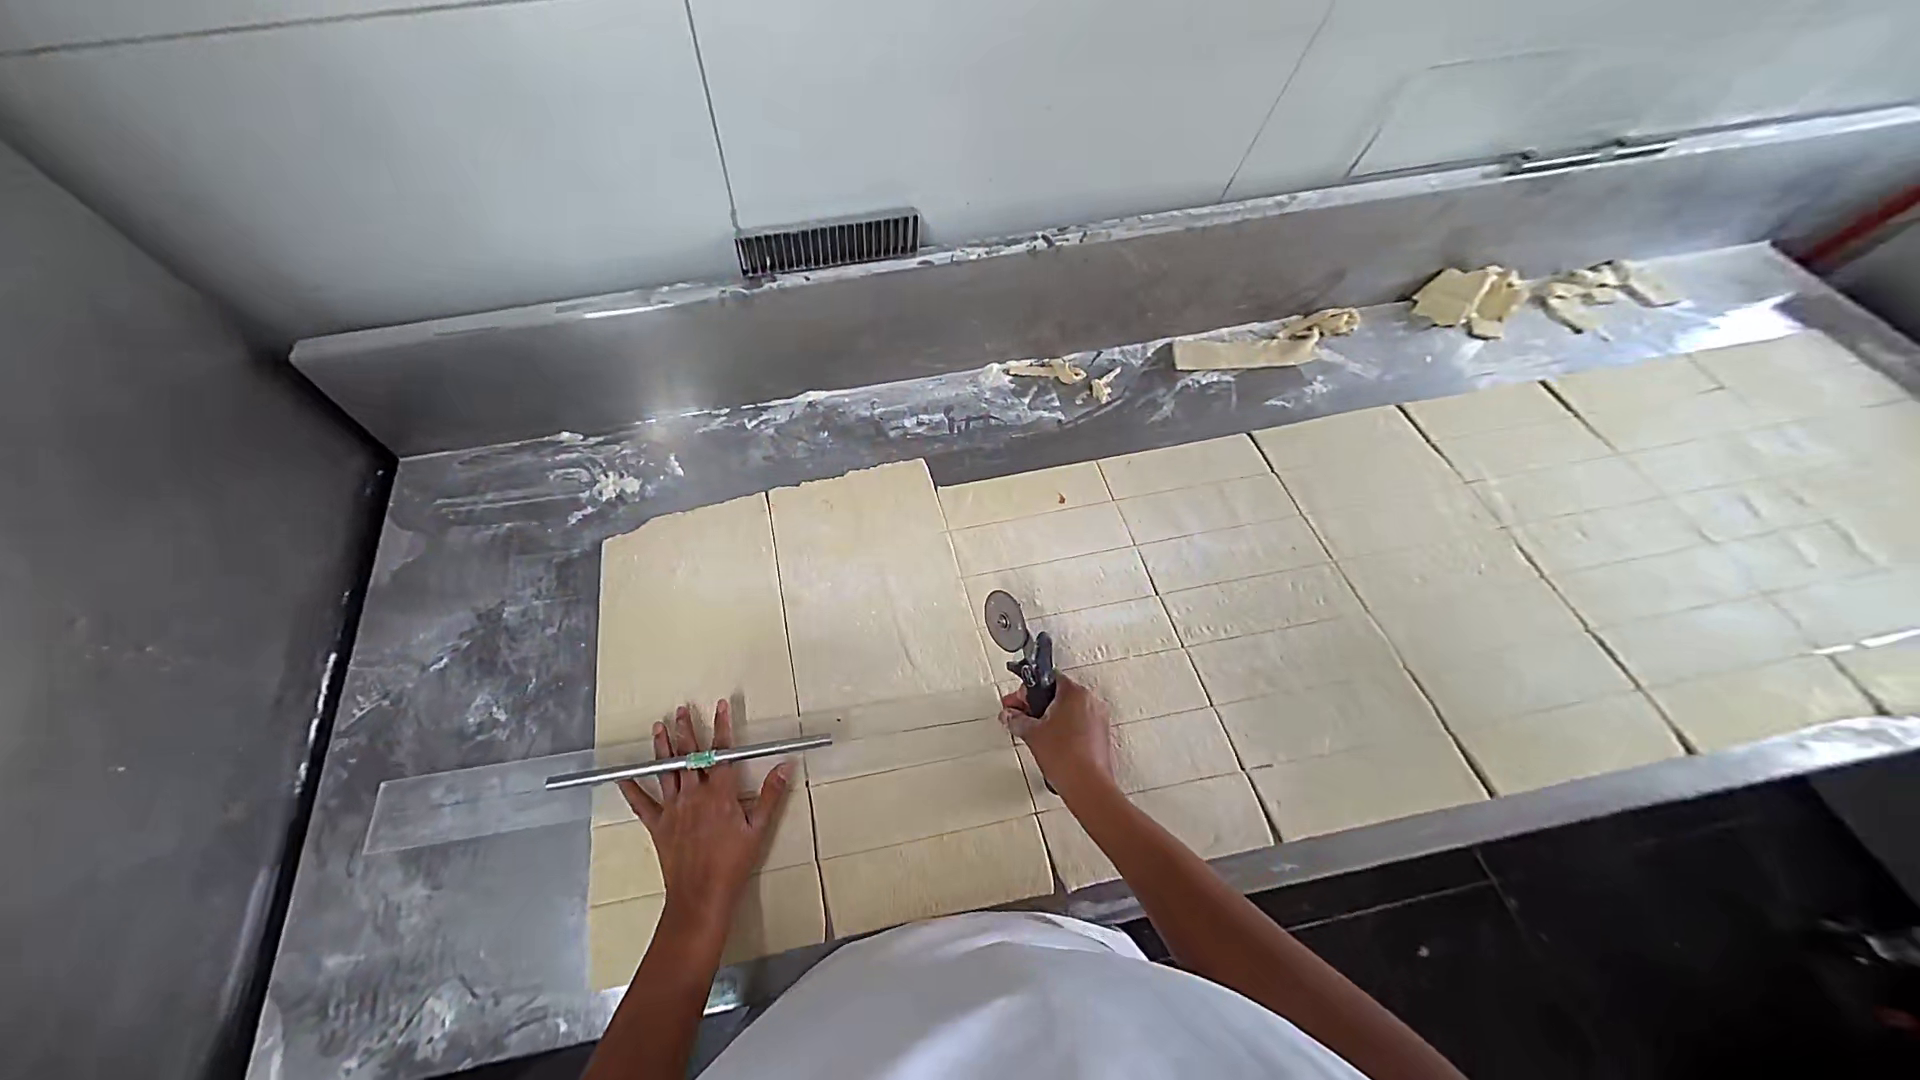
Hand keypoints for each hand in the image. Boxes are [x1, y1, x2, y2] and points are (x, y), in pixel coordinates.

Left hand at [617, 700, 793, 931]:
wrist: (701, 896)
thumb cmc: (733, 863)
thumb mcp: (759, 828)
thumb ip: (771, 795)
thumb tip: (785, 766)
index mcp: (721, 793)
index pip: (722, 752)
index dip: (722, 726)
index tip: (720, 706)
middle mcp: (694, 795)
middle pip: (690, 755)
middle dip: (686, 730)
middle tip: (682, 709)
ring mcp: (673, 809)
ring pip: (667, 771)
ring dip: (663, 748)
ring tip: (659, 726)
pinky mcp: (657, 826)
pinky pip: (642, 804)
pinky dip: (632, 789)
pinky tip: (623, 776)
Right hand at [999, 674, 1115, 802]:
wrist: (1087, 786)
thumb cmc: (1066, 758)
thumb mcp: (1032, 733)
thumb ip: (1017, 719)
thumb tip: (1010, 715)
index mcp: (1075, 693)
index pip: (1048, 678)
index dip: (1027, 690)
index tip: (1017, 701)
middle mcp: (1090, 702)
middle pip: (1057, 694)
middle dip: (1036, 704)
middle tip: (1019, 716)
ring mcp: (1098, 719)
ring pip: (1068, 710)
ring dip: (1049, 717)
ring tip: (1034, 733)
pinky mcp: (1100, 736)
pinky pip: (1078, 724)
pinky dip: (1063, 729)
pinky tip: (1050, 743)